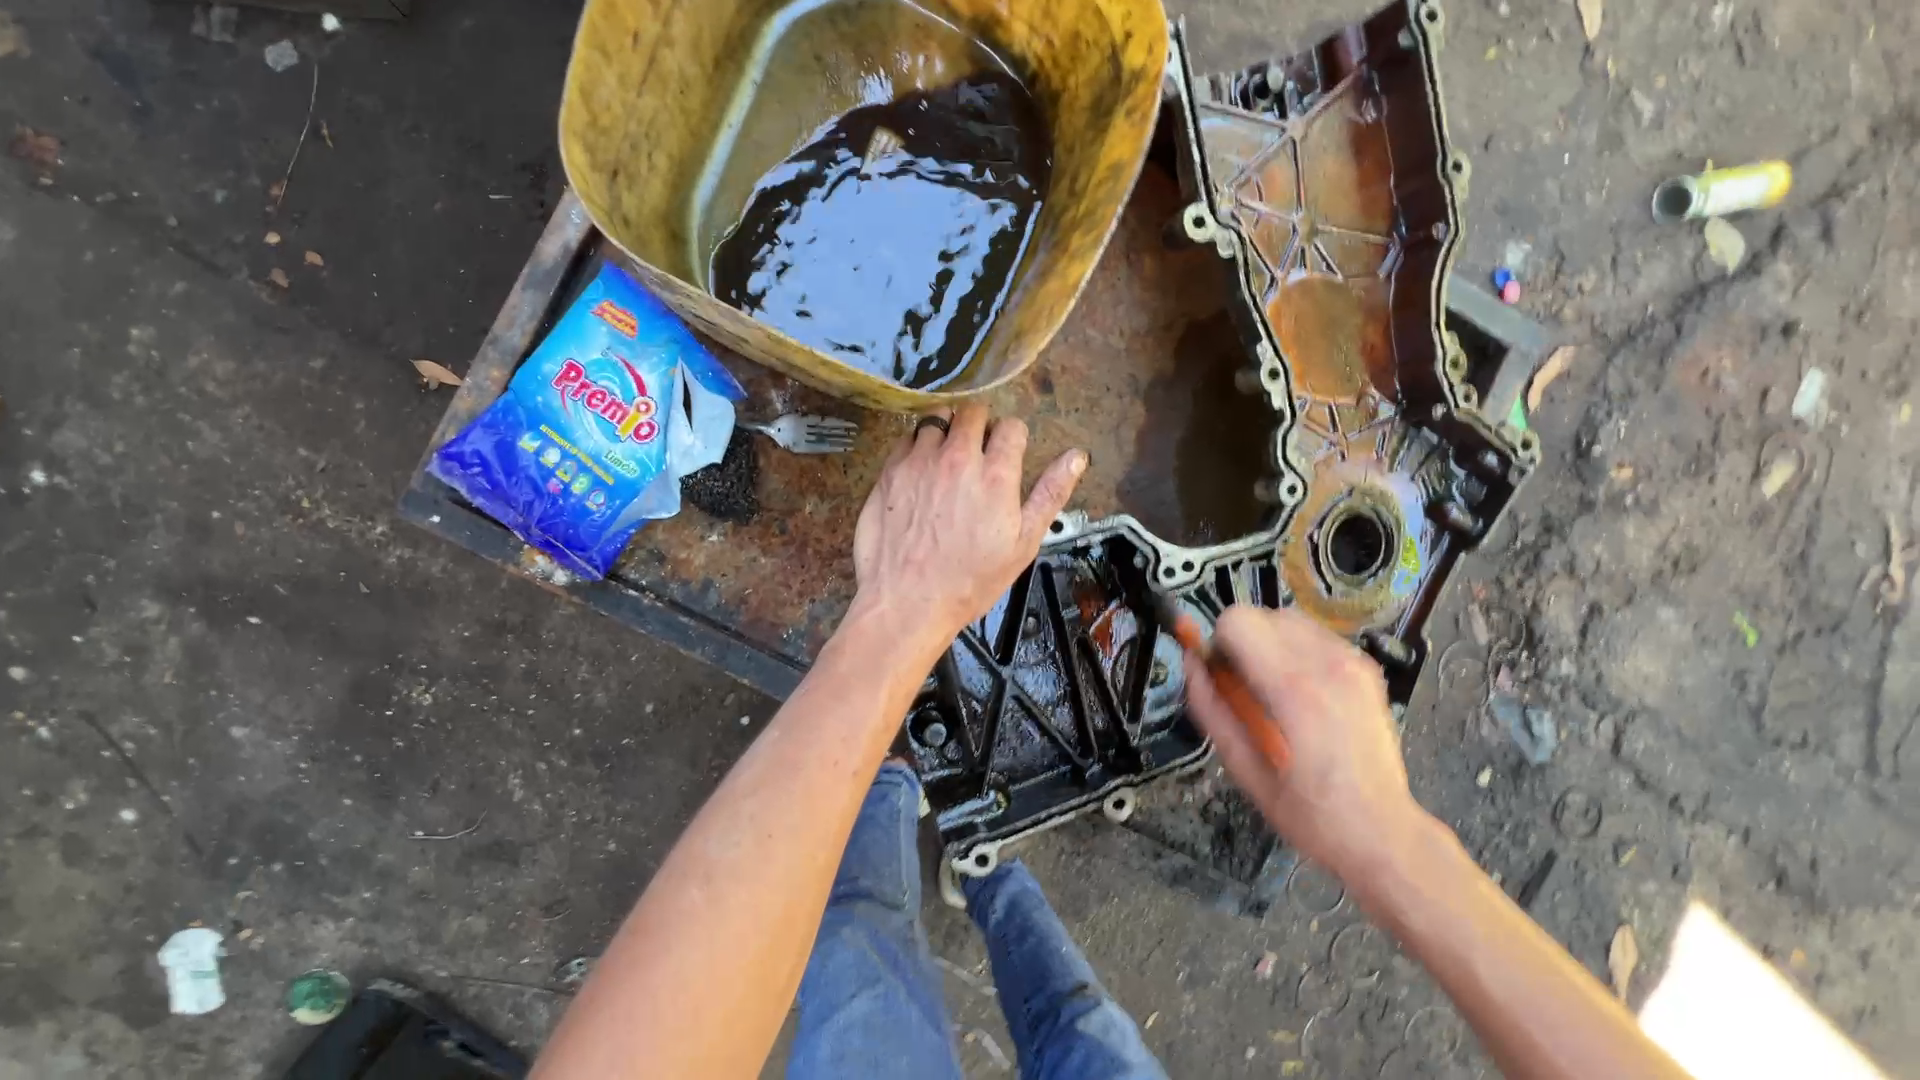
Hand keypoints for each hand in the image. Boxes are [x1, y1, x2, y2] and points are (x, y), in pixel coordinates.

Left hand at [850, 404, 1085, 645]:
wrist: (907, 602)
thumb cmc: (970, 581)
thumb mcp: (1023, 545)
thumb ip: (1050, 494)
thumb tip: (1077, 456)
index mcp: (996, 475)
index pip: (1012, 427)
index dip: (1012, 440)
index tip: (1006, 456)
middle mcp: (957, 458)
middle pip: (974, 411)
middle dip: (980, 426)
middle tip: (977, 453)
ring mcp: (919, 461)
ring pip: (937, 418)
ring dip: (946, 431)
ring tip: (946, 459)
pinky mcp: (890, 470)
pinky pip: (907, 439)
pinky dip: (917, 448)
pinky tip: (920, 475)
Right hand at [1185, 606, 1425, 884]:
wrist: (1380, 829)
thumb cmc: (1308, 811)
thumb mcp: (1241, 766)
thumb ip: (1210, 706)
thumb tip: (1191, 662)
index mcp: (1291, 689)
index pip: (1237, 621)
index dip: (1218, 646)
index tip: (1223, 677)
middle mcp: (1326, 664)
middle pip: (1260, 614)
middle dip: (1243, 644)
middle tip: (1246, 689)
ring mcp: (1352, 663)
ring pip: (1288, 619)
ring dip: (1270, 644)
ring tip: (1275, 691)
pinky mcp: (1366, 669)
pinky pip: (1316, 637)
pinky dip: (1298, 652)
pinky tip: (1303, 693)